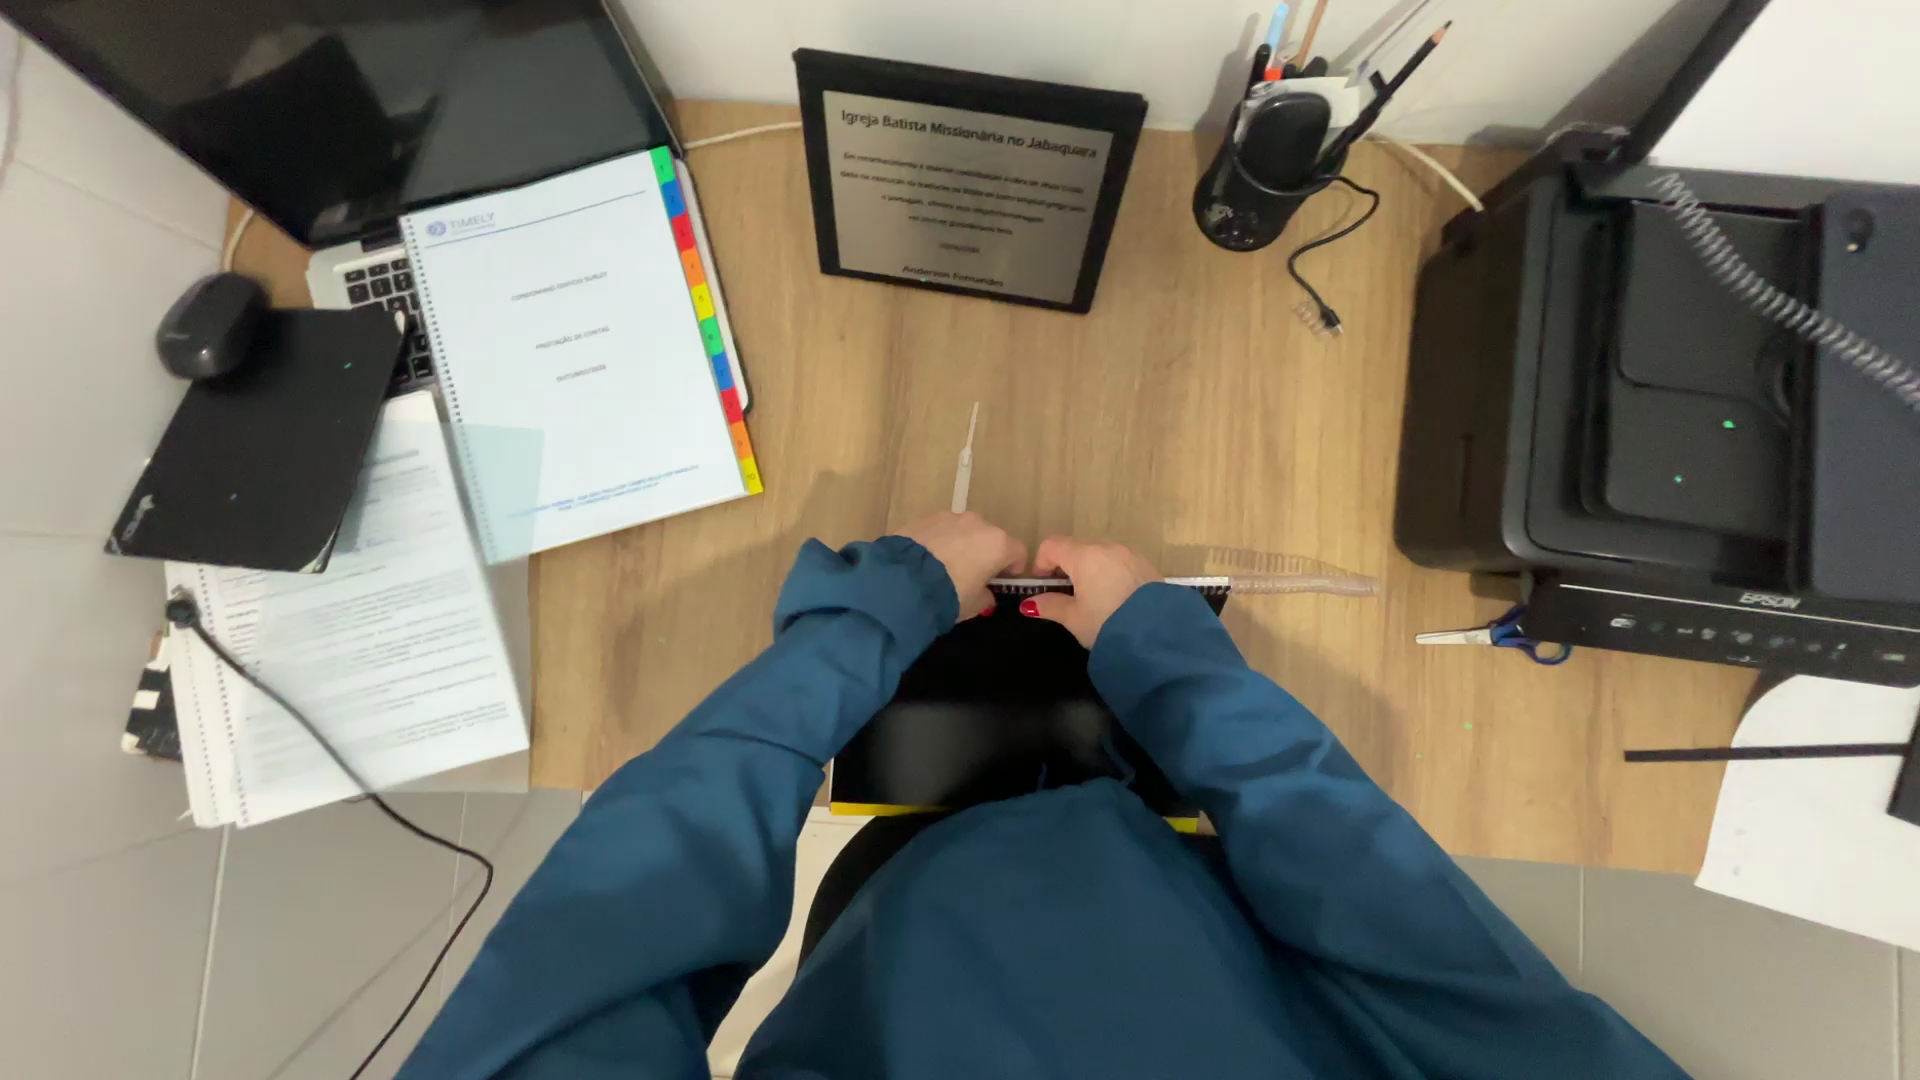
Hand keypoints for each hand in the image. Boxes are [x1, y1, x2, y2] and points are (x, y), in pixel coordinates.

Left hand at [895, 511, 1026, 617]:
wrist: (903, 582)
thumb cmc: (949, 595)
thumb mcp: (975, 605)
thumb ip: (988, 597)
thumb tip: (986, 593)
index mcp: (998, 544)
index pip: (1018, 553)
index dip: (1012, 569)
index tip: (999, 582)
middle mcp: (978, 523)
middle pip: (990, 538)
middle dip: (984, 555)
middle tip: (969, 577)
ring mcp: (951, 517)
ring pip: (964, 531)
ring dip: (961, 545)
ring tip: (943, 567)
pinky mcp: (926, 517)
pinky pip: (941, 529)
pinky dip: (939, 541)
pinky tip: (925, 560)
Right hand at [1021, 537, 1160, 647]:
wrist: (1158, 636)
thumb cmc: (1108, 625)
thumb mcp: (1075, 619)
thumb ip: (1051, 606)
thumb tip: (1030, 604)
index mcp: (1084, 556)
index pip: (1052, 544)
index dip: (1042, 562)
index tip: (1044, 585)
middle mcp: (1107, 547)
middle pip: (1076, 546)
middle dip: (1065, 565)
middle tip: (1066, 593)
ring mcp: (1129, 553)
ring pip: (1098, 552)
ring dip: (1088, 568)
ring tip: (1091, 596)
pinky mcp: (1146, 564)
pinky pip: (1118, 560)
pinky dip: (1108, 571)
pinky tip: (1114, 596)